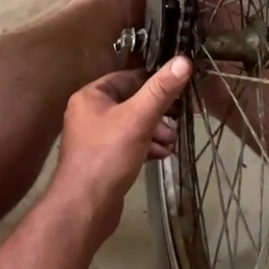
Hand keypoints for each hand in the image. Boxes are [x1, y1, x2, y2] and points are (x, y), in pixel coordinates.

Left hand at [52, 56, 192, 241]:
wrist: (84, 209)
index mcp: (91, 96)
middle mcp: (89, 113)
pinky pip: (128, 145)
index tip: (178, 89)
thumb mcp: (139, 118)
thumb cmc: (108, 155)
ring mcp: (94, 138)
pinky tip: (162, 154)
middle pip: (131, 103)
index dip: (153, 83)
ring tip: (172, 142)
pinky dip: (146, 147)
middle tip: (176, 123)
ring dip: (154, 132)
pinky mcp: (102, 160)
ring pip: (132, 126)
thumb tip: (183, 60)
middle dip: (157, 113)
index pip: (127, 78)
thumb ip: (161, 90)